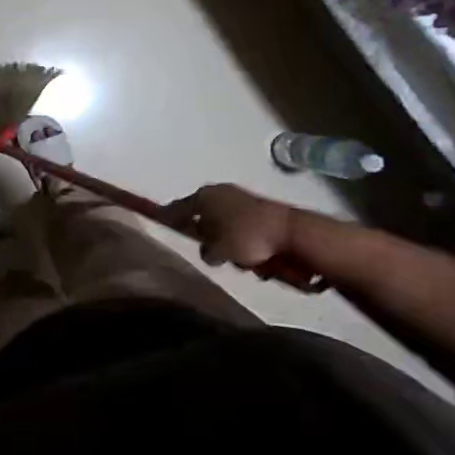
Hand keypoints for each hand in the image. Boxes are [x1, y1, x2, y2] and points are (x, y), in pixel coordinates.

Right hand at [164, 184, 298, 269]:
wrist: (294, 233)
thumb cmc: (246, 237)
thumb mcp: (216, 249)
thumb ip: (206, 251)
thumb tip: (210, 252)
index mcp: (204, 196)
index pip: (177, 207)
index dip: (169, 217)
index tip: (160, 222)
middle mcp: (221, 193)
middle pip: (204, 218)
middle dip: (209, 238)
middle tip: (216, 255)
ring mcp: (244, 200)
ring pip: (227, 227)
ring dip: (232, 245)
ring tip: (245, 262)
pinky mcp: (264, 211)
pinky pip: (246, 230)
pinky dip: (249, 243)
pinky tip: (259, 258)